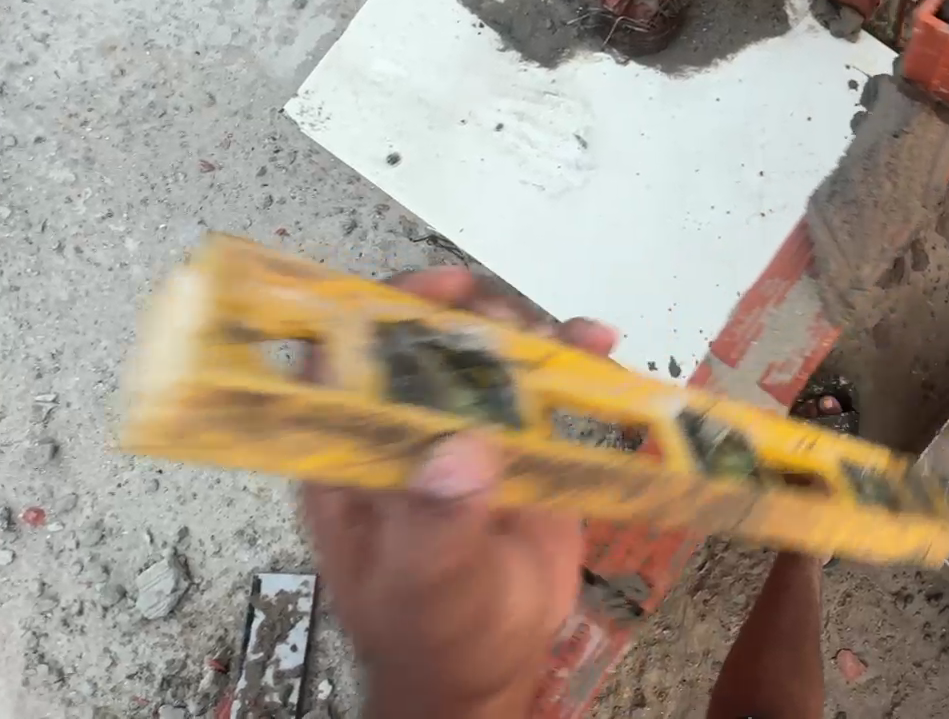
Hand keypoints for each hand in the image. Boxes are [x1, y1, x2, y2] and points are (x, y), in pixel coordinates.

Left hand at [299, 267, 617, 718]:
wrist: (497, 659)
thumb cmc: (443, 633)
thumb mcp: (431, 588)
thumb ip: (437, 525)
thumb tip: (463, 449)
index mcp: (356, 458)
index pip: (343, 360)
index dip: (381, 312)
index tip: (442, 289)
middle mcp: (408, 430)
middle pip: (429, 341)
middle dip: (475, 317)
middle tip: (519, 327)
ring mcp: (470, 430)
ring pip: (493, 353)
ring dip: (534, 331)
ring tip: (577, 338)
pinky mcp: (524, 440)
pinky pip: (549, 383)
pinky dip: (578, 356)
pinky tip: (605, 347)